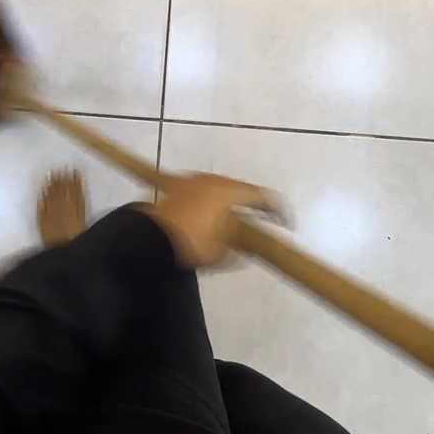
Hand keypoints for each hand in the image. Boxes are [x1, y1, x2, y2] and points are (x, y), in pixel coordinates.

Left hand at [140, 172, 284, 268]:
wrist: (146, 238)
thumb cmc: (190, 244)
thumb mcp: (221, 253)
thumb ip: (241, 248)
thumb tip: (249, 248)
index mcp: (229, 191)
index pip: (263, 197)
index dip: (278, 210)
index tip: (287, 223)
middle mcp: (213, 180)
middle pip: (241, 190)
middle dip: (253, 205)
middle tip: (263, 219)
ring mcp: (193, 180)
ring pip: (220, 189)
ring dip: (230, 202)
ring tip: (236, 219)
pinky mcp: (177, 186)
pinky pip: (203, 192)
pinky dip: (212, 203)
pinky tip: (210, 216)